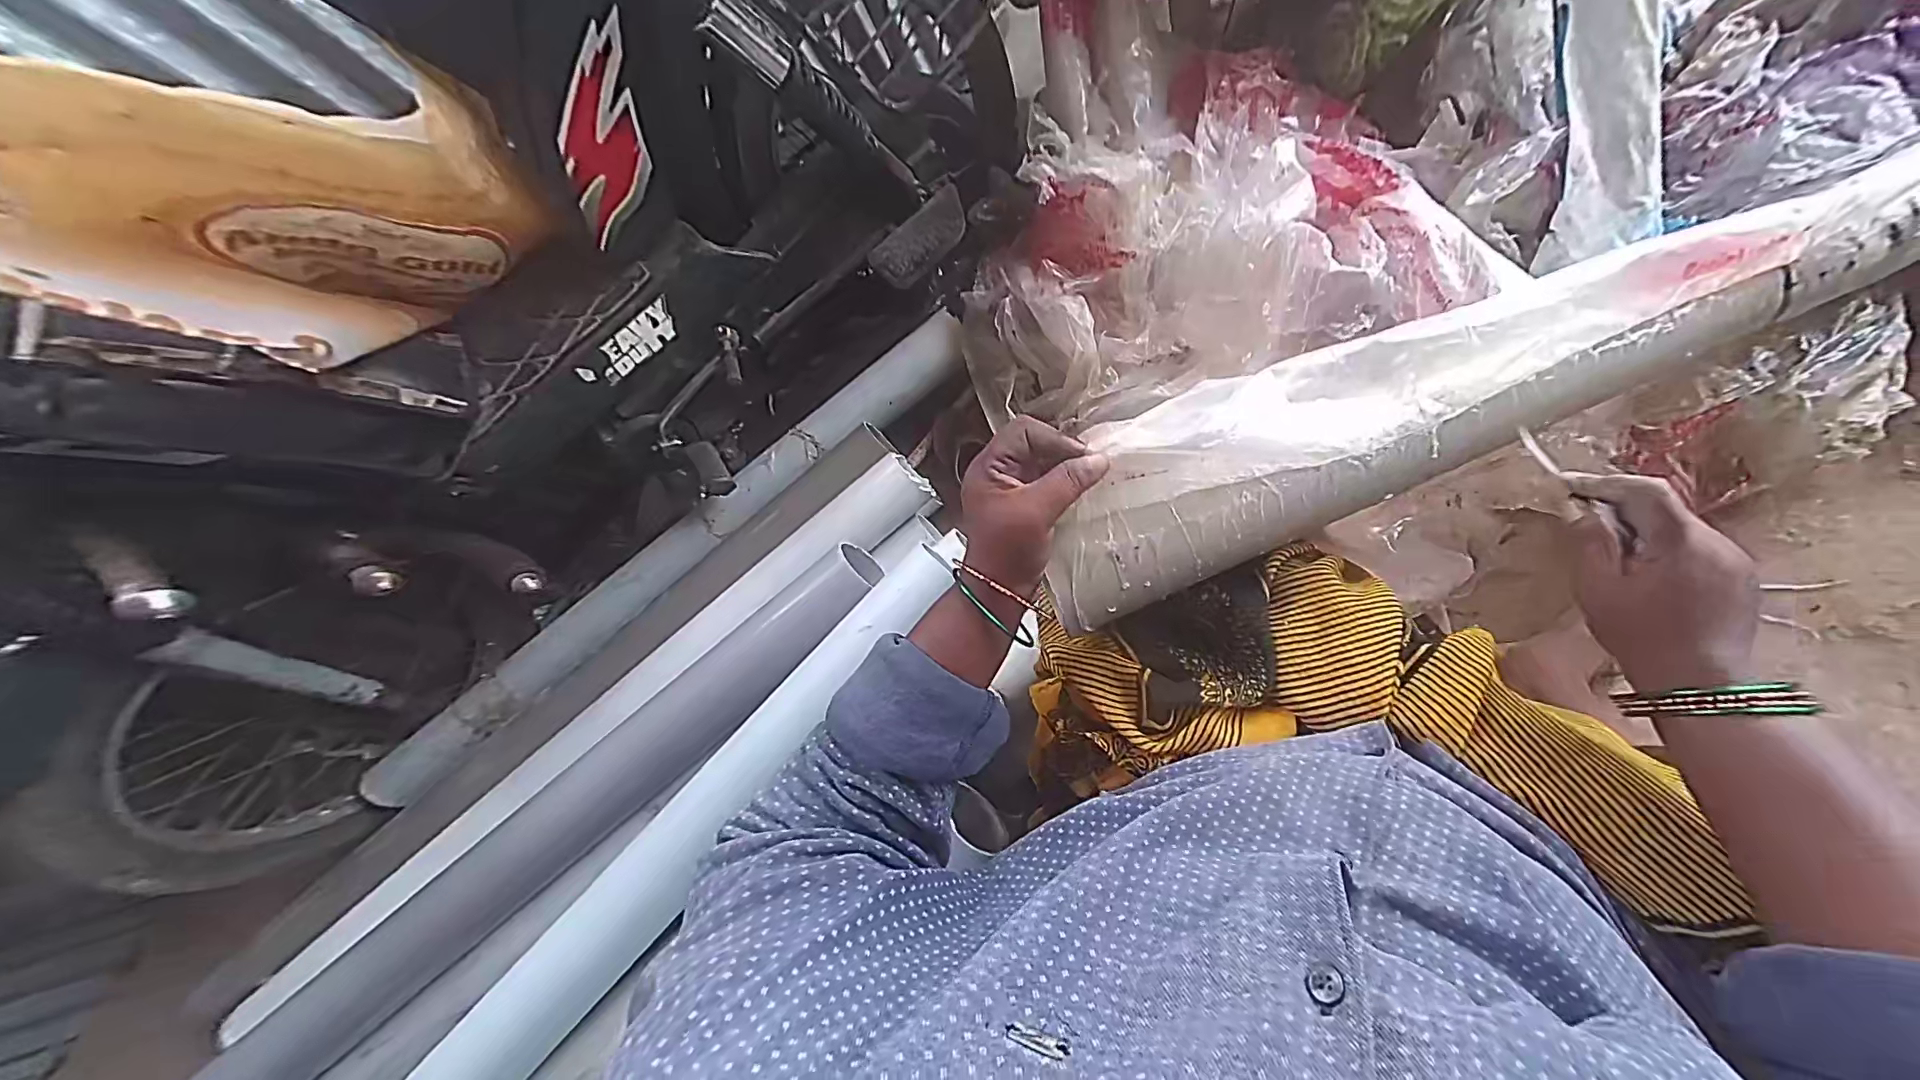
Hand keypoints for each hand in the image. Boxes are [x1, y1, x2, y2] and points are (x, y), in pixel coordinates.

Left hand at [957, 416, 1109, 593]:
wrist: (998, 591)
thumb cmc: (1005, 553)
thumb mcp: (1036, 512)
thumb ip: (1066, 481)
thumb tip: (1098, 460)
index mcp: (987, 467)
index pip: (1023, 432)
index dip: (1054, 439)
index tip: (1081, 457)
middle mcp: (997, 473)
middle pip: (1034, 443)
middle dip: (1063, 451)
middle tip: (1090, 464)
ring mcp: (1010, 488)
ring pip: (1043, 462)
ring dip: (1067, 466)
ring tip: (1090, 475)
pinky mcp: (1025, 504)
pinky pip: (1048, 481)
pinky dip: (1066, 481)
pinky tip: (1082, 489)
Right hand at [1564, 472, 1759, 693]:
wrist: (1699, 682)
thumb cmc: (1639, 634)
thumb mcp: (1598, 588)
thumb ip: (1593, 543)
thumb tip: (1588, 513)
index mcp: (1682, 541)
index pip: (1647, 491)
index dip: (1606, 483)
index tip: (1571, 486)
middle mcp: (1718, 543)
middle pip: (1664, 510)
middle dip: (1622, 510)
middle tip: (1584, 522)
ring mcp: (1735, 560)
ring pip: (1679, 530)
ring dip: (1643, 532)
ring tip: (1613, 554)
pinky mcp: (1740, 577)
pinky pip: (1694, 549)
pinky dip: (1663, 550)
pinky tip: (1644, 574)